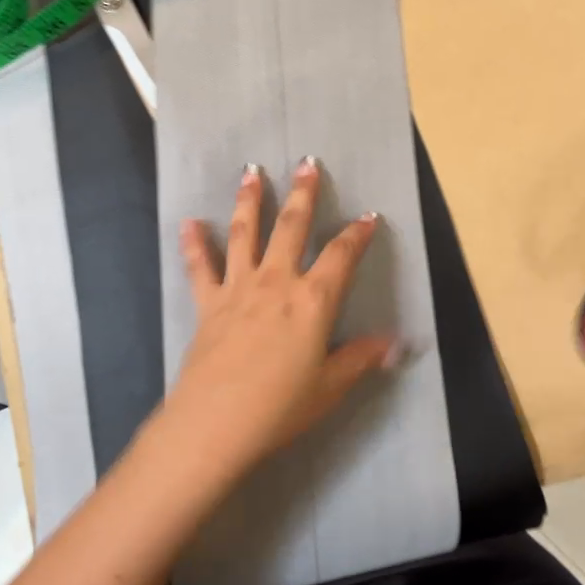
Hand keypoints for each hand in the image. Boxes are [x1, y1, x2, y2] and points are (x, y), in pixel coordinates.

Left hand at [159, 156, 395, 475]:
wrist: (216, 421)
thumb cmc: (281, 407)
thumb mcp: (330, 386)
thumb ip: (360, 359)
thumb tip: (397, 344)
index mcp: (313, 300)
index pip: (341, 257)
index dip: (357, 234)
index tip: (368, 215)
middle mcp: (276, 282)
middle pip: (292, 227)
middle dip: (303, 194)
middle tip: (306, 163)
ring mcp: (238, 288)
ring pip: (245, 233)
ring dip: (250, 200)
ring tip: (251, 171)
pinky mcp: (208, 303)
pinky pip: (200, 266)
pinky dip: (194, 243)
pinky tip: (188, 222)